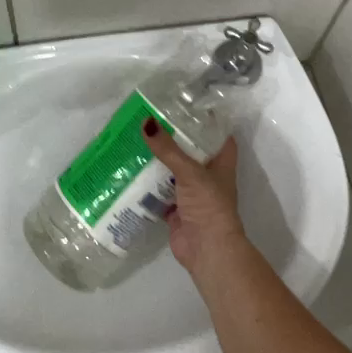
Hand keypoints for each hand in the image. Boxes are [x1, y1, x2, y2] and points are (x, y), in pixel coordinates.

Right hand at [142, 121, 245, 272]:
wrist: (207, 249)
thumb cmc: (209, 205)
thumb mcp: (189, 172)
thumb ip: (168, 149)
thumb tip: (146, 122)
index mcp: (222, 160)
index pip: (217, 132)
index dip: (205, 117)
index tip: (184, 103)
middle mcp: (208, 173)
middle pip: (190, 149)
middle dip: (173, 136)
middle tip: (150, 117)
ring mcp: (191, 191)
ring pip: (173, 169)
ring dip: (158, 159)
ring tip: (135, 137)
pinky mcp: (175, 207)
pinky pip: (159, 190)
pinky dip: (147, 182)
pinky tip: (130, 168)